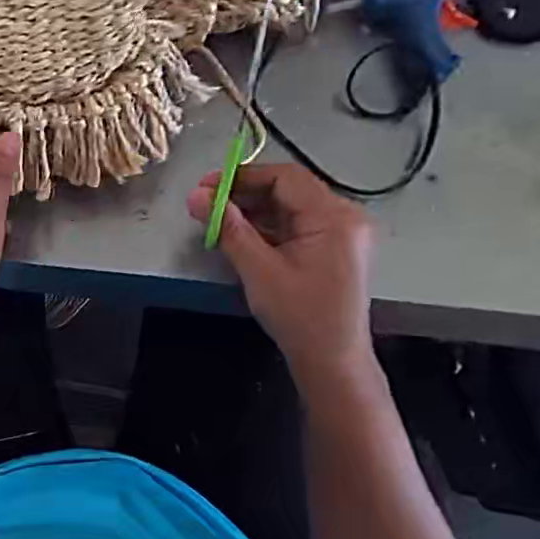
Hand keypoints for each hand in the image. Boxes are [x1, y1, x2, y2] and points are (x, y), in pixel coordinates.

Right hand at [187, 163, 375, 375]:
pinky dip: (266, 227)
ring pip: (289, 207)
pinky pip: (295, 225)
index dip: (242, 176)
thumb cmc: (298, 315)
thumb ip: (227, 227)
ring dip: (252, 210)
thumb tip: (195, 196)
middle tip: (206, 205)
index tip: (206, 187)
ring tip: (217, 222)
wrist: (332, 362)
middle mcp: (344, 217)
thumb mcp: (258, 269)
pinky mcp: (333, 249)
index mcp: (334, 217)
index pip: (284, 177)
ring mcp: (341, 233)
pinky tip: (240, 236)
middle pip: (287, 189)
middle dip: (244, 194)